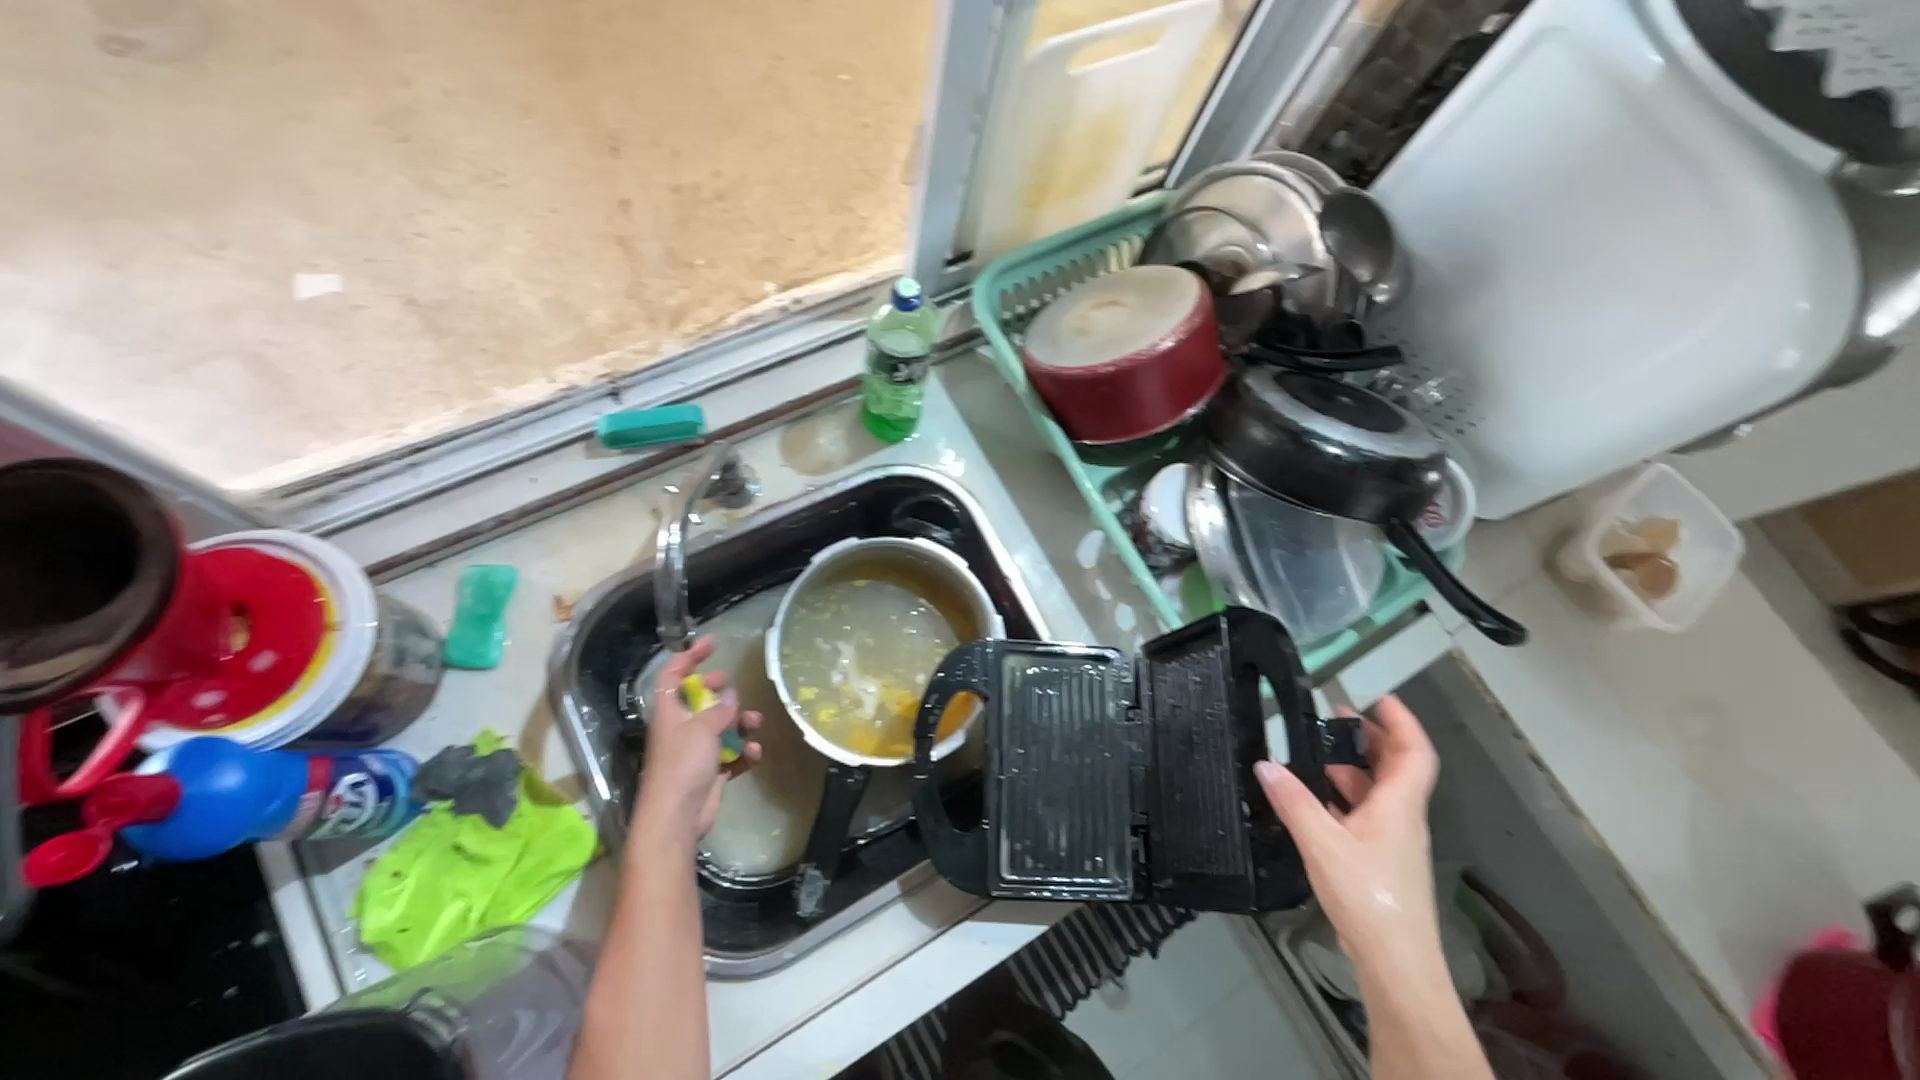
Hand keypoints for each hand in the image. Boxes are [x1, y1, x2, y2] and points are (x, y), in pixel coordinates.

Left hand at [632, 636, 762, 850]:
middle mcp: (681, 727)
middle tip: (734, 689)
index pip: (673, 674)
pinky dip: (744, 753)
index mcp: (669, 711)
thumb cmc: (682, 765)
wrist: (677, 816)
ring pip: (722, 727)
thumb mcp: (702, 729)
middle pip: (700, 700)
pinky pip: (731, 754)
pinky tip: (753, 755)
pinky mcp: (710, 771)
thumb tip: (731, 696)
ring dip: (741, 724)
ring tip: (754, 726)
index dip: (689, 656)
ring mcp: (696, 750)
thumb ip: (720, 709)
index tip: (712, 643)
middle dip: (721, 693)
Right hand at [1255, 695, 1441, 978]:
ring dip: (1353, 768)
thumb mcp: (1322, 843)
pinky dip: (1343, 799)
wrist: (1395, 960)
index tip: (1379, 698)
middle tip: (1337, 718)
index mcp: (1399, 805)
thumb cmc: (1368, 895)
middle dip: (1370, 739)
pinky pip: (1365, 815)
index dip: (1401, 721)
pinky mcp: (1380, 863)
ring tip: (1317, 752)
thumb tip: (1265, 764)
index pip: (1414, 752)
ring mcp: (1393, 842)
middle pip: (1396, 768)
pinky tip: (1314, 800)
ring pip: (1378, 793)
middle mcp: (1402, 818)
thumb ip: (1293, 802)